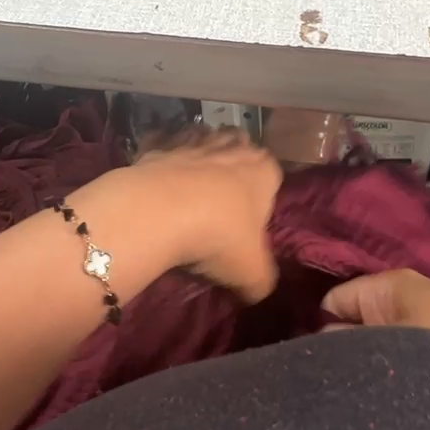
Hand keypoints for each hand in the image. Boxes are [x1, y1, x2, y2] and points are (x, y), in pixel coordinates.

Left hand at [106, 127, 282, 301]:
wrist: (157, 212)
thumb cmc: (217, 237)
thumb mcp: (252, 273)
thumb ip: (262, 280)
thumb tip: (256, 288)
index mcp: (263, 171)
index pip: (273, 173)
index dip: (265, 193)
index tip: (252, 218)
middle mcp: (232, 149)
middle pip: (240, 147)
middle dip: (235, 164)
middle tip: (225, 198)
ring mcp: (193, 143)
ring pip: (205, 142)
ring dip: (201, 159)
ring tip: (192, 190)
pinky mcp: (159, 147)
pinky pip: (167, 150)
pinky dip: (165, 163)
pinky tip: (158, 186)